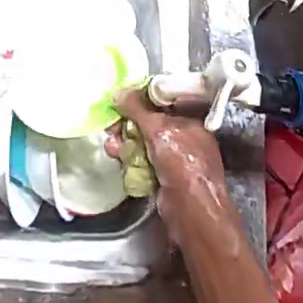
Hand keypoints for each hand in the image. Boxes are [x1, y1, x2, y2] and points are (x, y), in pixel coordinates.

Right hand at [116, 88, 229, 241]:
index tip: (120, 100)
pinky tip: (116, 156)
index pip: (162, 102)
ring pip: (143, 142)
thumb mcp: (158, 129)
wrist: (192, 211)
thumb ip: (137, 109)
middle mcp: (184, 136)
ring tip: (111, 145)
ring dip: (125, 141)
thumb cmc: (181, 162)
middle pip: (149, 122)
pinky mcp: (163, 176)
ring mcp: (174, 158)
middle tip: (111, 126)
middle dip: (128, 123)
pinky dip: (129, 158)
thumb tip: (119, 91)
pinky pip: (142, 161)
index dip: (140, 100)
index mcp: (190, 120)